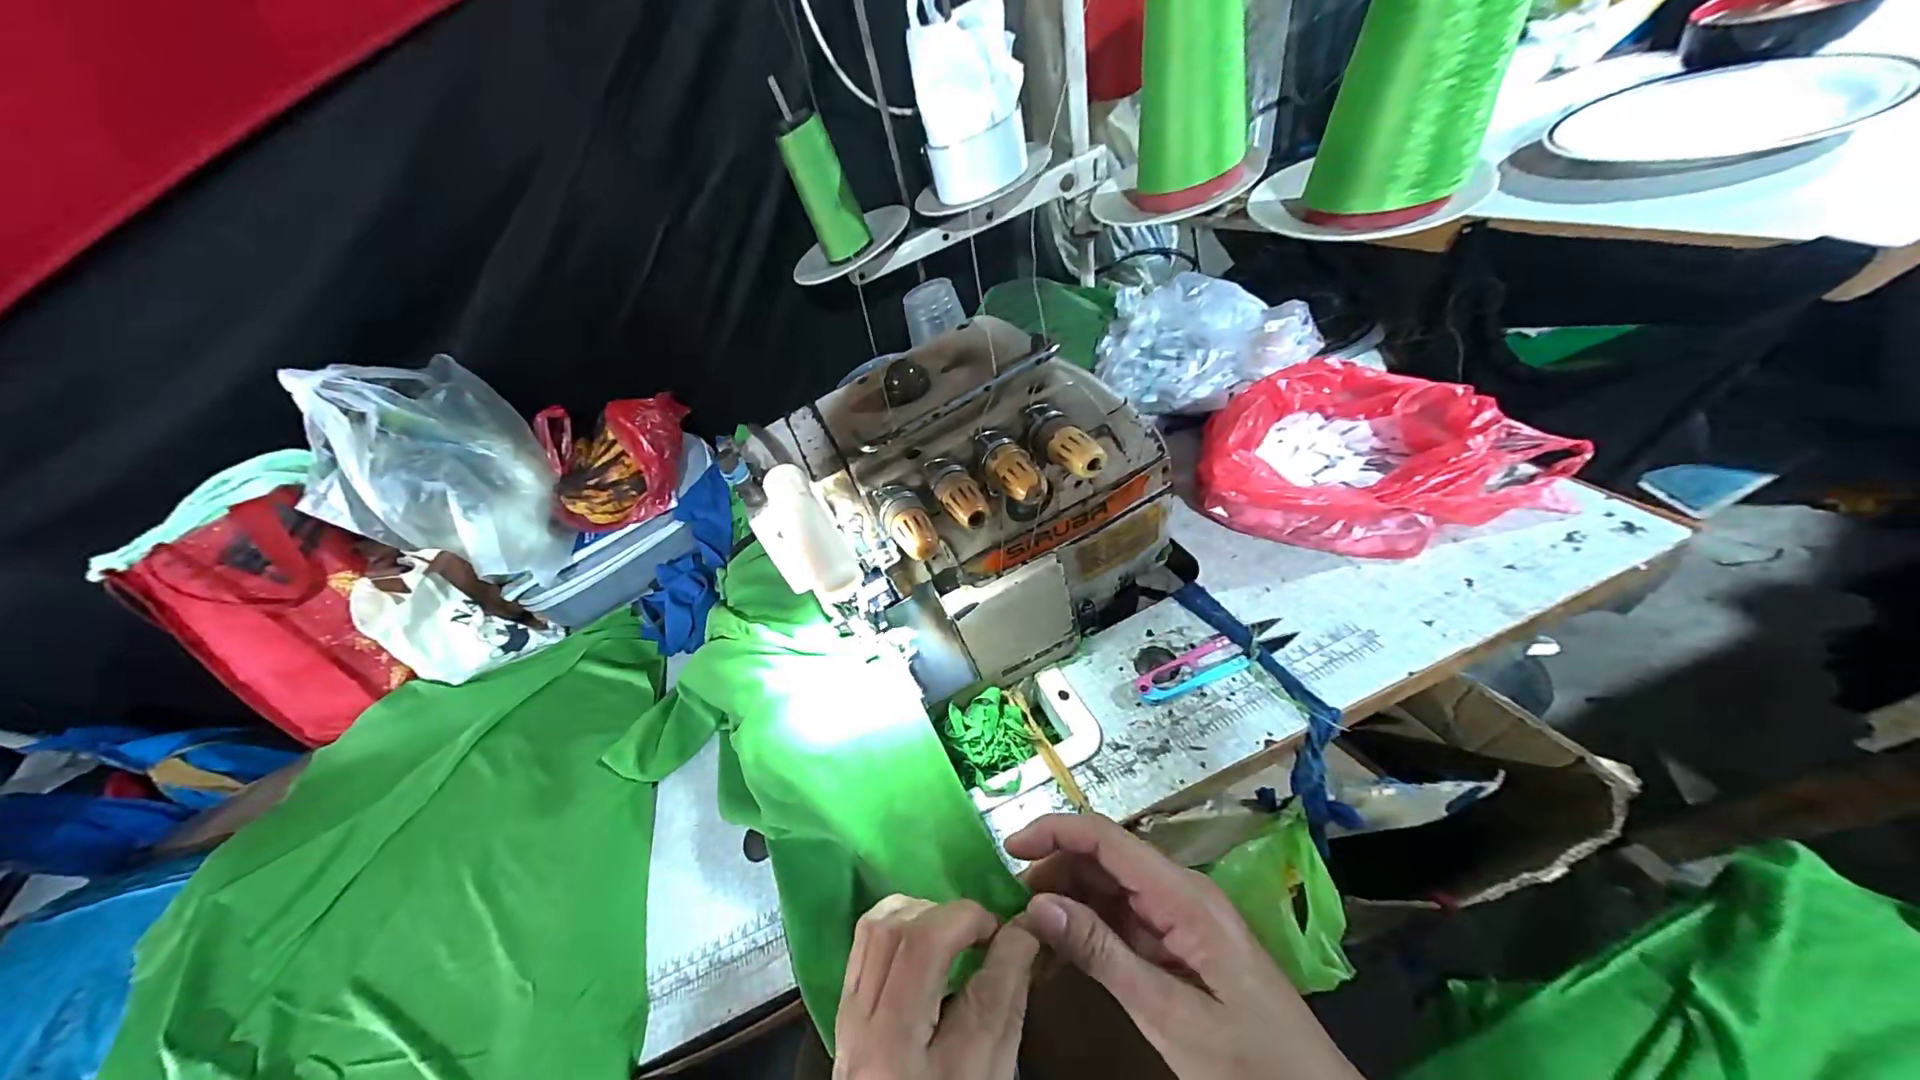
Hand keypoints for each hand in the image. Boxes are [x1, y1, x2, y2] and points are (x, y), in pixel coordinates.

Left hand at [833, 895, 1039, 1079]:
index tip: (1024, 926)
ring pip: (880, 929)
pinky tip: (921, 927)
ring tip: (953, 926)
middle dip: (960, 917)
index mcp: (936, 1077)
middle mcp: (880, 1044)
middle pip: (915, 945)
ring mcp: (852, 1022)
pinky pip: (863, 938)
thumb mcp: (994, 1072)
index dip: (1010, 946)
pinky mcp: (842, 1006)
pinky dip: (896, 918)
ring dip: (925, 911)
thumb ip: (1009, 1002)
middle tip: (987, 928)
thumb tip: (1023, 933)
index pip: (980, 999)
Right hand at [1007, 814, 1362, 1079]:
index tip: (1010, 847)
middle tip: (1014, 905)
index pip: (1108, 839)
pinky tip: (1065, 946)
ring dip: (1069, 897)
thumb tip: (1037, 904)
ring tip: (1032, 927)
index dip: (1056, 831)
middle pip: (1106, 857)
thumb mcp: (1168, 1015)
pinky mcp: (1179, 938)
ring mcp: (1180, 914)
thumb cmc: (1249, 1062)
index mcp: (1183, 896)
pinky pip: (1125, 916)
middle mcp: (1180, 891)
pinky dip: (1090, 925)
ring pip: (1111, 884)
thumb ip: (1102, 954)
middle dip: (1056, 869)